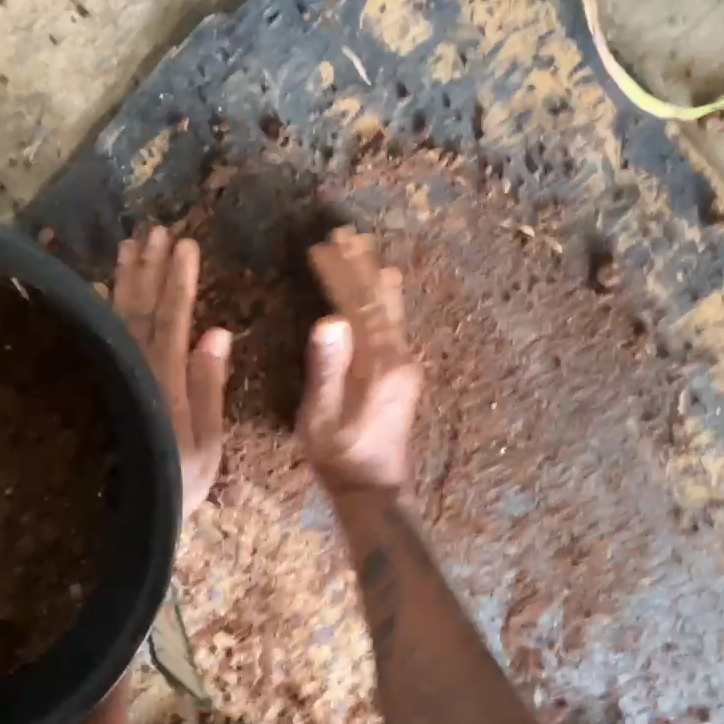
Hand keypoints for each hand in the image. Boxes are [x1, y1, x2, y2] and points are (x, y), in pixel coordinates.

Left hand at [114, 226, 231, 520]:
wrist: (130, 512)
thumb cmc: (179, 482)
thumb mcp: (208, 443)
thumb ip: (209, 388)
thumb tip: (217, 331)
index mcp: (166, 380)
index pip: (173, 319)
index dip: (179, 281)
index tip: (186, 244)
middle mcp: (136, 369)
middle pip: (142, 309)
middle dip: (150, 268)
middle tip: (156, 230)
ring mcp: (116, 373)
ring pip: (118, 316)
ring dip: (125, 279)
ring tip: (130, 244)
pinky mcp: (104, 380)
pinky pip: (100, 336)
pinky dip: (98, 308)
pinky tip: (95, 285)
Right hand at [302, 226, 422, 496]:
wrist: (374, 490)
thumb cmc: (340, 458)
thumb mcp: (322, 418)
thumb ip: (325, 370)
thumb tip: (328, 319)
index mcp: (380, 364)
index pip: (358, 304)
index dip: (338, 273)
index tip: (319, 246)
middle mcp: (399, 357)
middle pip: (378, 299)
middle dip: (358, 265)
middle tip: (343, 233)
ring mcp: (404, 365)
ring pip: (389, 309)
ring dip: (372, 276)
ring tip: (361, 248)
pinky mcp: (401, 374)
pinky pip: (391, 323)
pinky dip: (380, 298)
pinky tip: (383, 289)